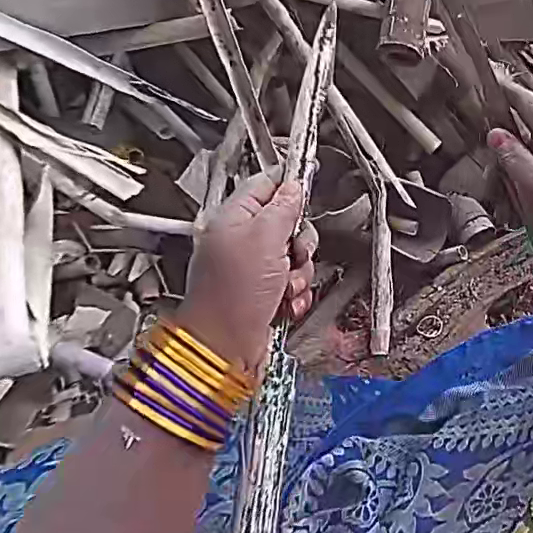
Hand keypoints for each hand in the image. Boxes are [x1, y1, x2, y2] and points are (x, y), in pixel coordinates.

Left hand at [175, 169, 317, 374]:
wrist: (224, 347)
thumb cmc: (232, 295)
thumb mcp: (264, 238)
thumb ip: (283, 207)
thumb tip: (294, 187)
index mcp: (232, 218)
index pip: (264, 185)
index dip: (288, 184)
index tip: (308, 185)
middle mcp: (241, 241)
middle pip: (286, 223)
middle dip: (300, 241)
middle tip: (295, 253)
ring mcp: (252, 269)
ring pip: (294, 256)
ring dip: (300, 272)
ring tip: (286, 285)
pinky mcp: (262, 294)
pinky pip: (293, 283)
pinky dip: (296, 294)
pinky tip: (287, 303)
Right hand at [487, 79, 532, 250]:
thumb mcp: (531, 183)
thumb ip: (511, 155)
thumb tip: (496, 136)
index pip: (529, 104)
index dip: (508, 92)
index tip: (493, 82)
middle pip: (531, 122)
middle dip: (508, 123)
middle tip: (487, 125)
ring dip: (516, 146)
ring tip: (500, 156)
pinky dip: (527, 160)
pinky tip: (518, 173)